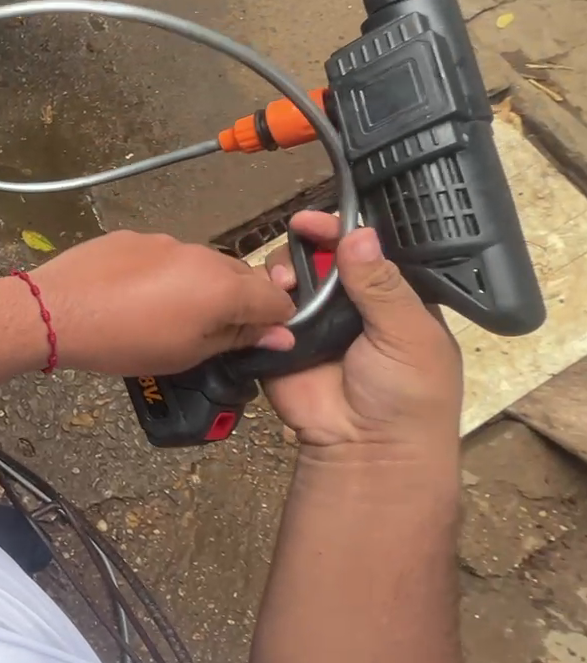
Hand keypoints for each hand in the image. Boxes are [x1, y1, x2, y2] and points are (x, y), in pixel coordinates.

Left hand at [29, 230, 296, 375]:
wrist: (50, 312)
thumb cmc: (118, 341)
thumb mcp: (184, 354)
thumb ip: (237, 339)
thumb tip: (279, 334)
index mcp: (223, 285)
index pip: (278, 299)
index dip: (271, 321)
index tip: (250, 337)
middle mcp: (198, 254)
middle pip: (239, 276)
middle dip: (232, 301)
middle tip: (200, 328)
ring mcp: (160, 240)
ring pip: (196, 263)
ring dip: (192, 284)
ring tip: (156, 311)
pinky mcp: (127, 237)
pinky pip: (158, 255)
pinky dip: (156, 272)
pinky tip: (127, 293)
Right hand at [262, 212, 462, 452]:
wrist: (362, 442)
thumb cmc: (406, 392)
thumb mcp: (409, 335)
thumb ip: (381, 286)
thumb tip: (359, 235)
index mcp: (387, 300)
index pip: (360, 254)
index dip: (338, 232)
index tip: (311, 220)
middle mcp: (344, 306)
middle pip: (314, 261)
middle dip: (299, 251)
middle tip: (294, 258)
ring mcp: (305, 323)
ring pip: (281, 281)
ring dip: (276, 275)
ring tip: (281, 287)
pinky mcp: (271, 340)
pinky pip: (255, 311)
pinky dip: (252, 302)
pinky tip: (258, 302)